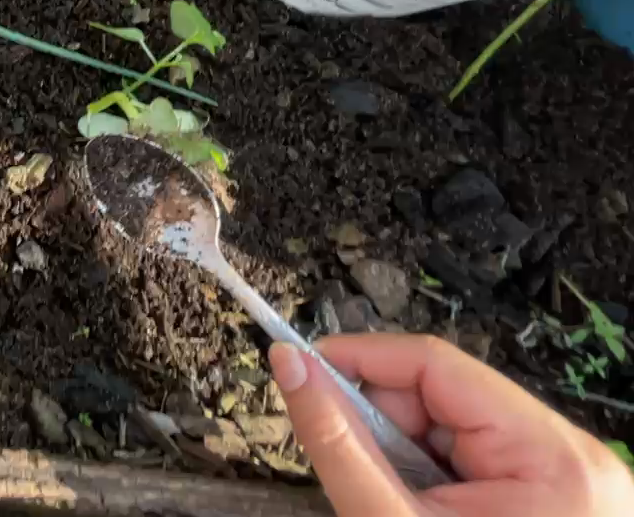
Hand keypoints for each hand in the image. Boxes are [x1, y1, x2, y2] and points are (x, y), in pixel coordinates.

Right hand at [270, 334, 633, 515]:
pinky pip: (476, 449)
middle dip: (382, 418)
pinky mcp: (567, 494)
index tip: (300, 378)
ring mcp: (577, 477)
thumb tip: (284, 359)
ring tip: (404, 498)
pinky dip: (433, 466)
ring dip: (404, 444)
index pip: (427, 361)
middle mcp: (577, 455)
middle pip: (440, 390)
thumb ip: (333, 436)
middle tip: (364, 468)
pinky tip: (432, 505)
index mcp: (552, 457)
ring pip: (451, 419)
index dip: (354, 359)